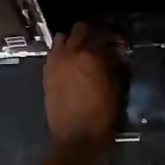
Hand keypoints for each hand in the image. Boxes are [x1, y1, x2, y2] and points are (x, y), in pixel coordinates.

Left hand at [42, 23, 122, 159]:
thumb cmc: (100, 115)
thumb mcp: (114, 88)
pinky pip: (53, 52)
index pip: (102, 35)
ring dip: (73, 39)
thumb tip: (114, 53)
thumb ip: (112, 65)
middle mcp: (70, 53)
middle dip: (91, 31)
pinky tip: (69, 62)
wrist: (74, 136)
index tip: (117, 42)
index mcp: (90, 56)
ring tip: (82, 49)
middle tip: (99, 40)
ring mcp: (55, 61)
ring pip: (62, 37)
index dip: (112, 37)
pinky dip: (62, 51)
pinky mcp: (47, 71)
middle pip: (79, 28)